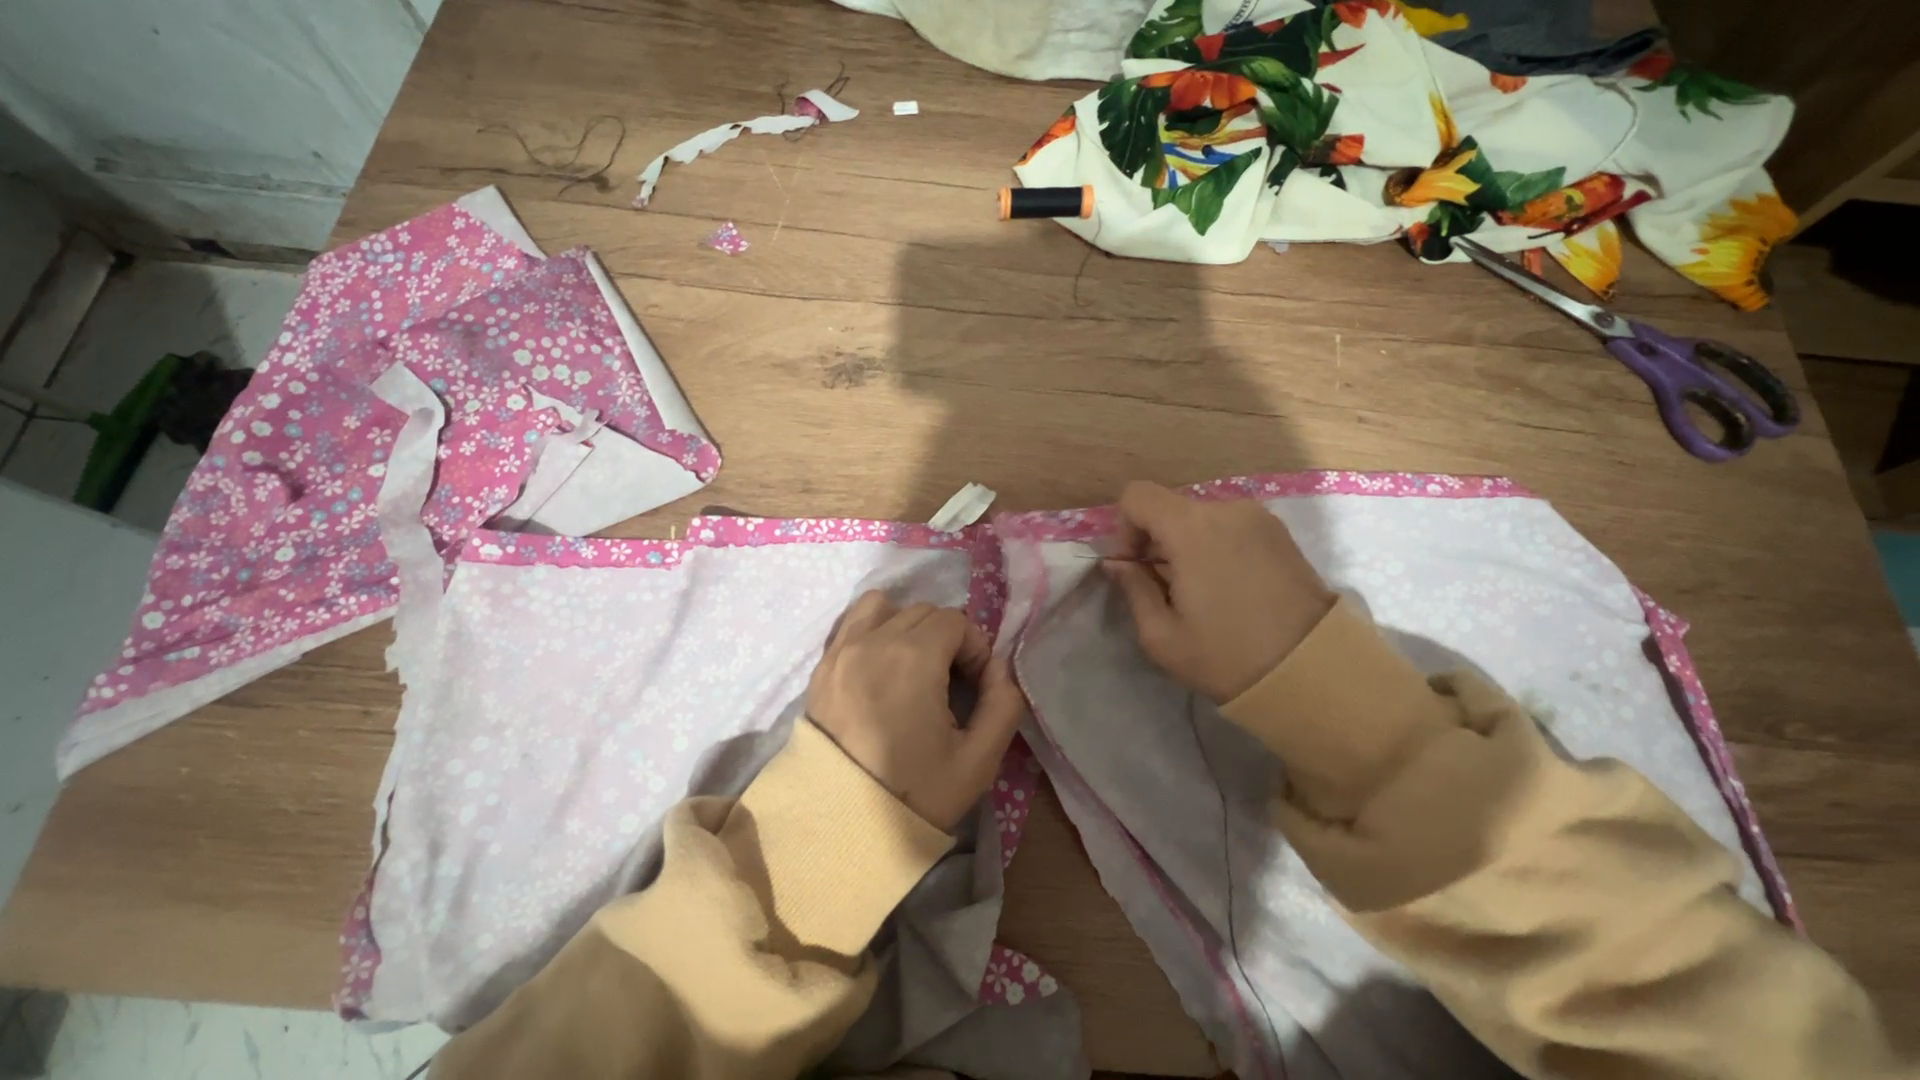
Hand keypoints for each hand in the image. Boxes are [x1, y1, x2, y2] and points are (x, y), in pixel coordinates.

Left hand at [806, 592, 1026, 829]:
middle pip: (922, 612)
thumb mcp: (978, 760)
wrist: (841, 826)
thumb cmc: (915, 794)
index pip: (955, 621)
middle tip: (949, 686)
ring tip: (912, 669)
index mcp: (913, 658)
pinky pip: (851, 624)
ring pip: (884, 608)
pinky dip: (872, 631)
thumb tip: (1000, 668)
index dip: (974, 650)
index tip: (975, 688)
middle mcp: (873, 641)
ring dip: (906, 627)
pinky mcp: (821, 667)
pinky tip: (881, 669)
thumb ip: (1003, 704)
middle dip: (945, 639)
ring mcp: (841, 652)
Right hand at [1103, 481, 1335, 702]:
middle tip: (1164, 588)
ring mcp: (1260, 519)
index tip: (1133, 567)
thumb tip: (1119, 564)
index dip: (1124, 528)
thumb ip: (1133, 588)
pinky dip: (1219, 548)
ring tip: (1201, 592)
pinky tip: (1230, 589)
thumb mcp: (1162, 635)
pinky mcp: (1282, 534)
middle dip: (1157, 541)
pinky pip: (1233, 528)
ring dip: (1190, 546)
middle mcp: (1227, 509)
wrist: (1312, 672)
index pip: (1137, 496)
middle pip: (1172, 508)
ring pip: (1203, 519)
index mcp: (1192, 528)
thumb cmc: (1227, 656)